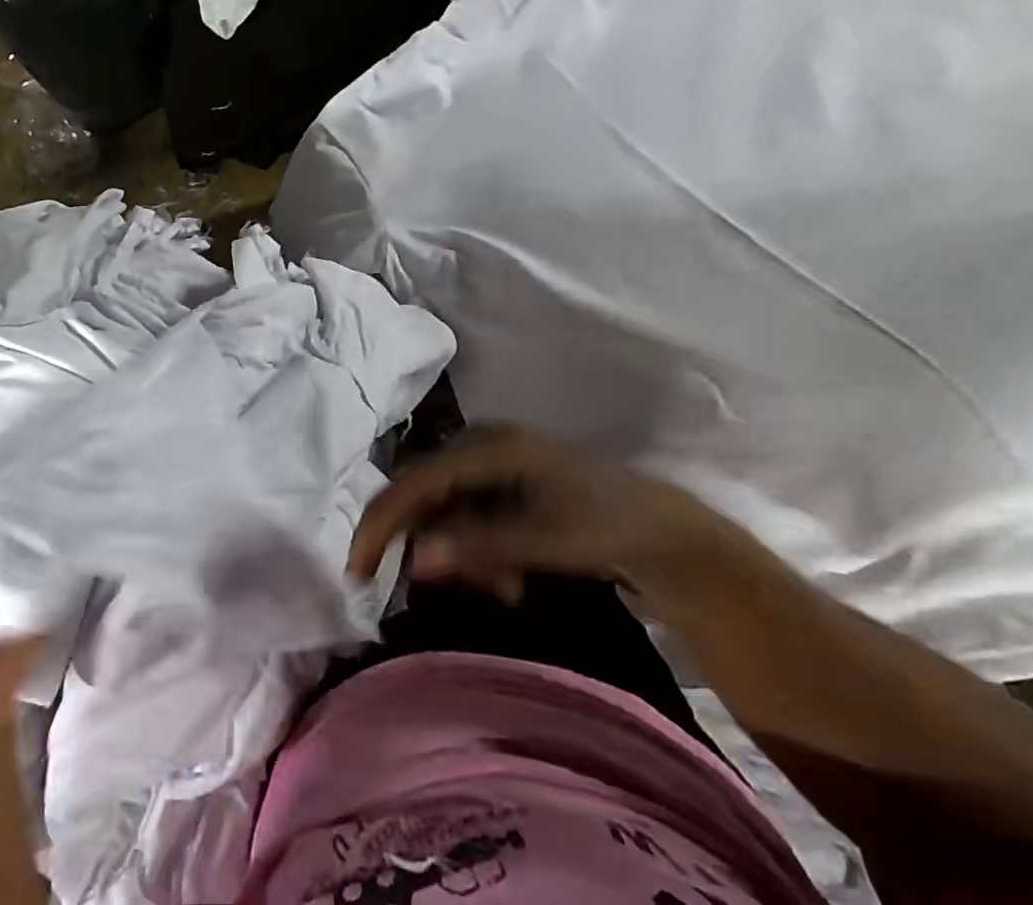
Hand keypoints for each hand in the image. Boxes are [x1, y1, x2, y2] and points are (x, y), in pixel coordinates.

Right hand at [349, 425, 748, 601]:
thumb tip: (414, 560)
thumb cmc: (612, 529)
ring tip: (499, 587)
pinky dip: (475, 550)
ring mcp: (488, 463)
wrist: (673, 535)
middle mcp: (479, 445)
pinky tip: (506, 578)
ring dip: (457, 553)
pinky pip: (463, 516)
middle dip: (426, 544)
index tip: (358, 572)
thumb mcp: (544, 541)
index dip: (379, 526)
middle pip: (420, 495)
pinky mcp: (498, 483)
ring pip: (441, 511)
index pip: (411, 484)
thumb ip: (476, 547)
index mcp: (487, 446)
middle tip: (436, 585)